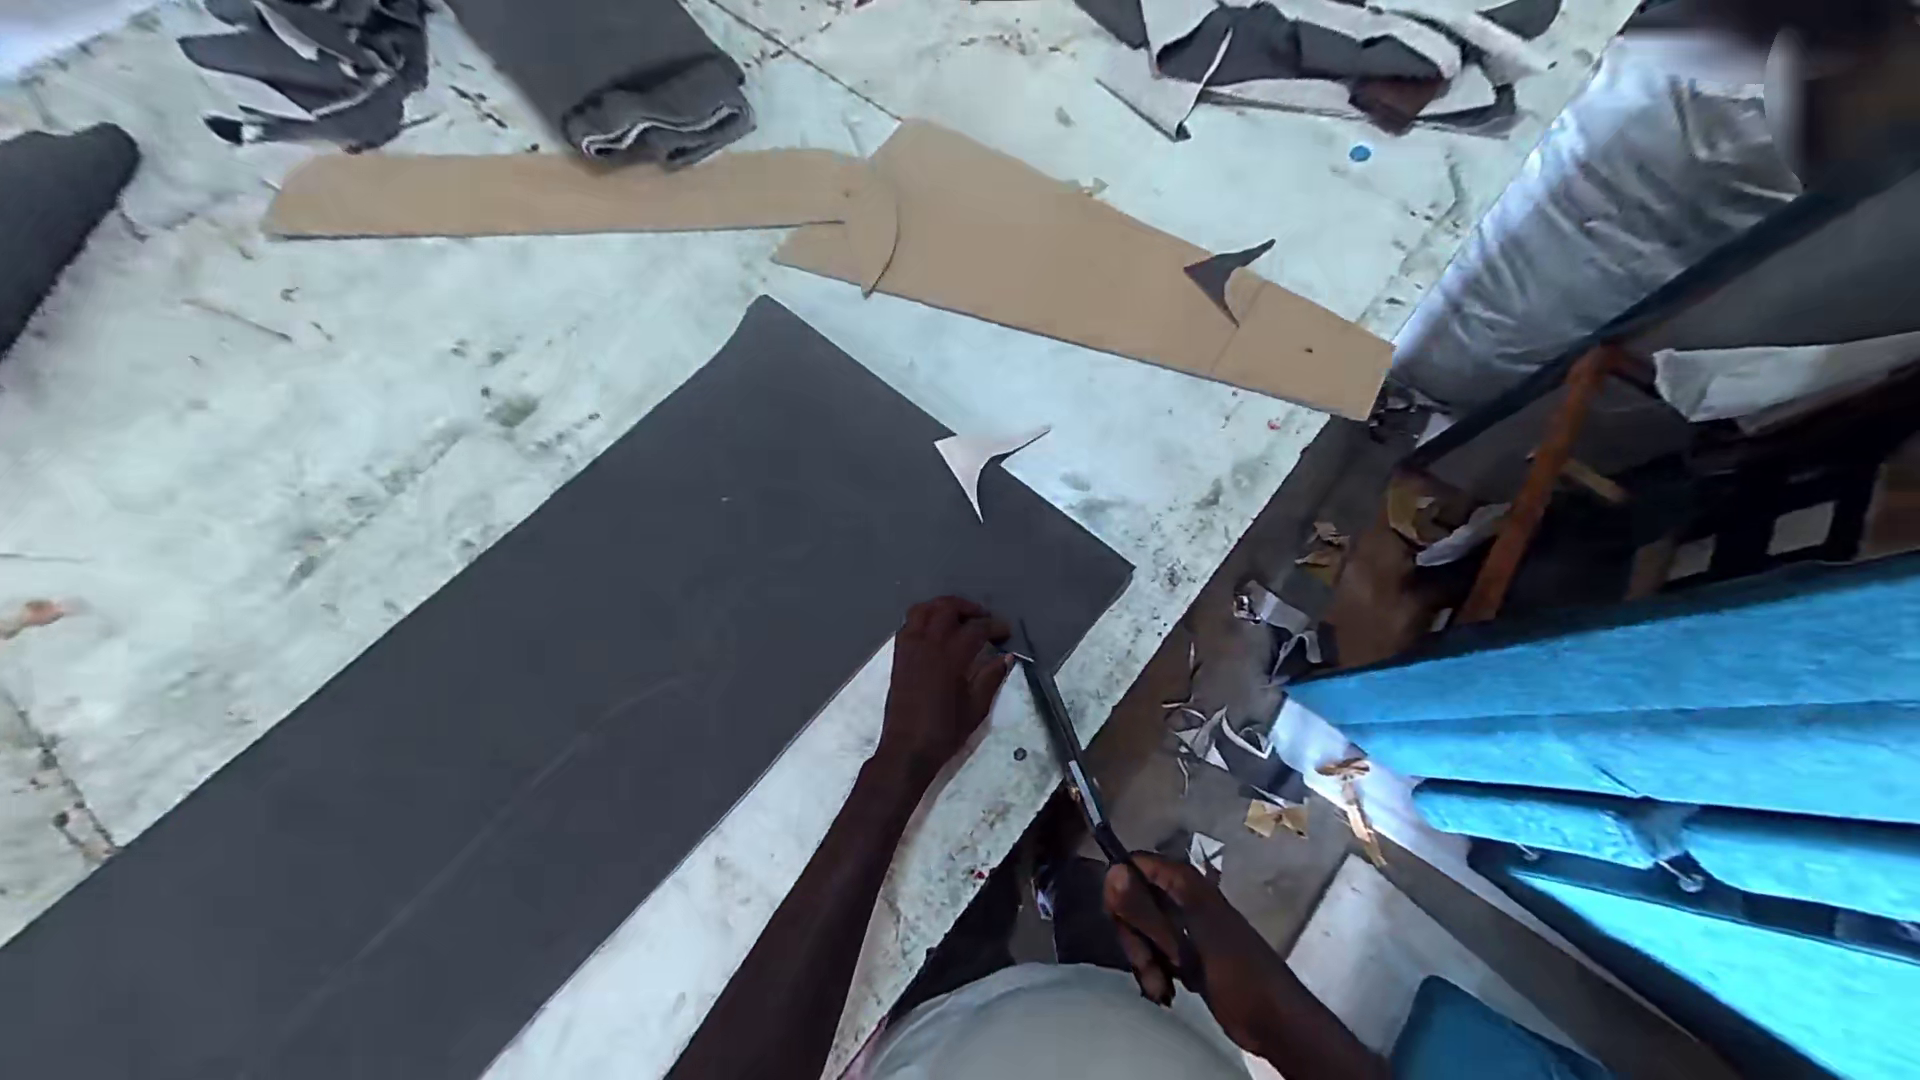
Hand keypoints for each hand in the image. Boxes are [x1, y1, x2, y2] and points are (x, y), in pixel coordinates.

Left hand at [876, 597, 1012, 788]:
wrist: (907, 749)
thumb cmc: (945, 732)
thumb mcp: (976, 708)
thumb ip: (991, 677)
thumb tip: (1005, 657)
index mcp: (949, 657)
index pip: (976, 629)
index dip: (994, 626)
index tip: (1006, 631)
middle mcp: (927, 644)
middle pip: (946, 608)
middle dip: (968, 608)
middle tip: (983, 619)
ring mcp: (909, 647)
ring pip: (923, 610)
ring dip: (943, 607)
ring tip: (959, 618)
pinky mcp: (899, 655)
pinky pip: (910, 624)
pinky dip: (925, 619)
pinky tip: (936, 632)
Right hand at [1103, 853, 1293, 1053]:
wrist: (1277, 1022)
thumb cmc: (1236, 975)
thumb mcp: (1185, 944)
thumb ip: (1145, 910)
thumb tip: (1111, 871)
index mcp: (1184, 882)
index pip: (1133, 865)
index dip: (1120, 889)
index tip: (1119, 922)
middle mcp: (1181, 895)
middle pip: (1133, 900)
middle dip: (1135, 936)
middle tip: (1147, 964)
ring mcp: (1183, 924)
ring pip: (1141, 929)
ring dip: (1144, 959)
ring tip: (1160, 987)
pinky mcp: (1186, 951)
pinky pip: (1153, 951)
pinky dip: (1153, 971)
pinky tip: (1165, 991)